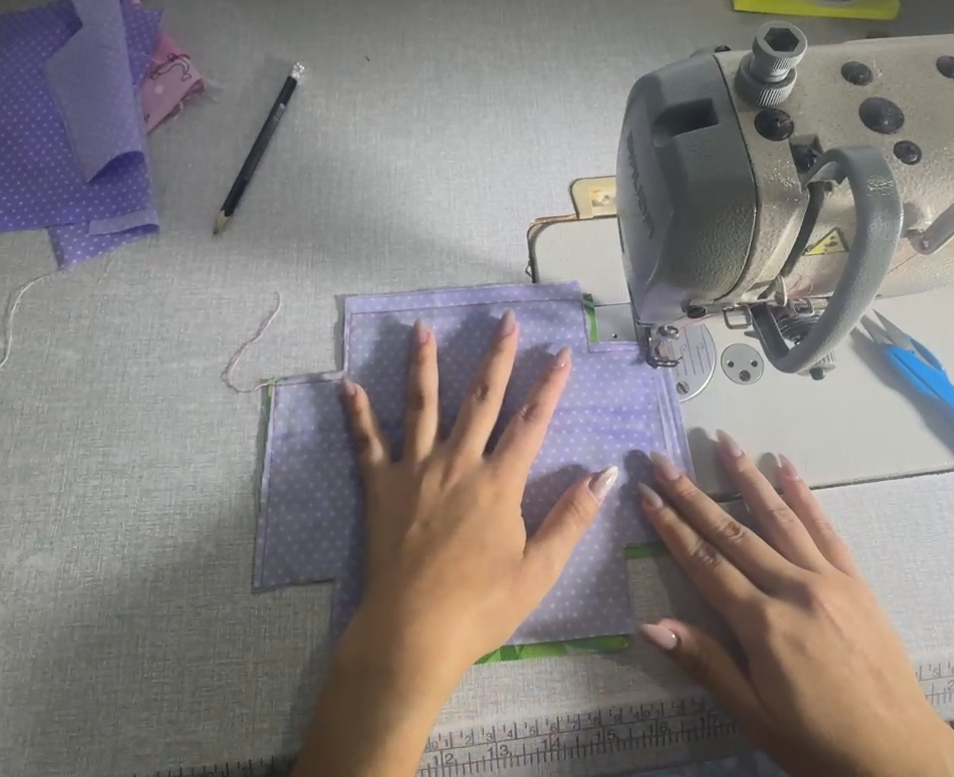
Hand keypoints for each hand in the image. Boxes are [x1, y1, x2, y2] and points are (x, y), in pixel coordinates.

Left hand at [293, 314, 617, 776]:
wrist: (412, 632)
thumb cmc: (481, 606)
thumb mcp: (539, 570)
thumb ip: (572, 518)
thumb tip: (605, 474)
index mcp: (499, 481)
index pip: (531, 422)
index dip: (549, 385)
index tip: (561, 352)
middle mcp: (458, 462)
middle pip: (481, 398)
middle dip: (497, 357)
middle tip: (506, 321)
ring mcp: (416, 469)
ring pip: (422, 405)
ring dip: (424, 364)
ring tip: (423, 329)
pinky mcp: (381, 486)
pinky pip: (368, 442)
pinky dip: (359, 414)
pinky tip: (348, 386)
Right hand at [637, 438, 953, 776]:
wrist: (901, 756)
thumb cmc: (818, 743)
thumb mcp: (754, 714)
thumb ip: (706, 663)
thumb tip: (651, 624)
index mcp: (763, 624)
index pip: (704, 563)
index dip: (671, 527)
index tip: (646, 494)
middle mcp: (793, 589)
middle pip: (732, 532)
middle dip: (693, 494)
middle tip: (664, 460)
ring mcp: (828, 580)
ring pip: (778, 518)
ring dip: (747, 476)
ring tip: (723, 441)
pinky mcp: (856, 581)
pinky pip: (825, 529)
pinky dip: (804, 495)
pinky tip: (787, 467)